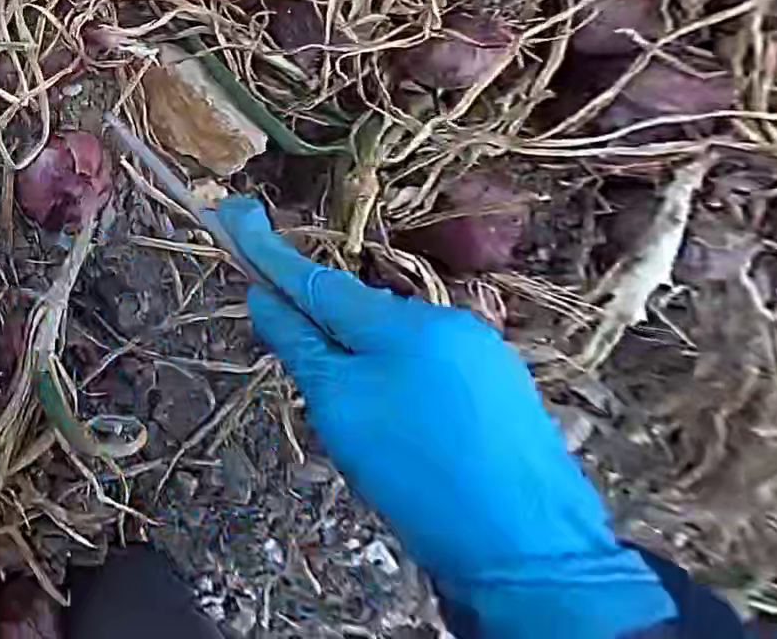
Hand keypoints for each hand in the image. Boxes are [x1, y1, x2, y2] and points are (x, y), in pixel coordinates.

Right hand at [218, 196, 676, 638]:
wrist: (536, 560)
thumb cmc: (416, 474)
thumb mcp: (339, 407)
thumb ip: (298, 343)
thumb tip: (261, 296)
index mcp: (400, 321)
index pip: (317, 280)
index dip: (272, 254)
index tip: (239, 216)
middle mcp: (442, 319)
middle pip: (356, 309)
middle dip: (320, 326)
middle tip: (303, 367)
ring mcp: (479, 350)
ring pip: (390, 337)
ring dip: (359, 354)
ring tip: (360, 415)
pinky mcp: (500, 383)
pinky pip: (426, 360)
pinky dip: (396, 373)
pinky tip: (403, 421)